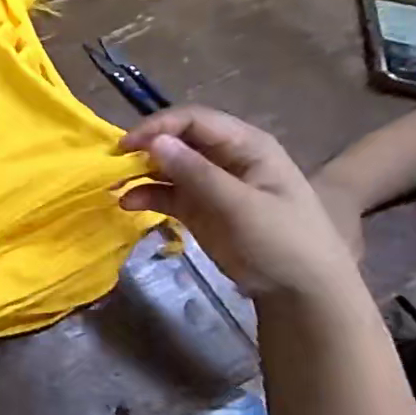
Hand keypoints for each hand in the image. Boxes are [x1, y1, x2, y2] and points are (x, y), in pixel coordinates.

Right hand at [119, 106, 364, 302]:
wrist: (302, 295)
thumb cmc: (282, 242)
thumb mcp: (241, 206)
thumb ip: (197, 174)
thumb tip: (154, 141)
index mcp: (245, 144)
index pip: (194, 120)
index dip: (159, 126)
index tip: (128, 144)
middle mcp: (225, 156)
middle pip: (177, 140)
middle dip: (145, 148)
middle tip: (114, 163)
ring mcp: (211, 183)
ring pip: (168, 166)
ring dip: (141, 172)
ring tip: (113, 185)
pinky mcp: (200, 208)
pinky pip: (167, 193)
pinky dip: (147, 195)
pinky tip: (128, 205)